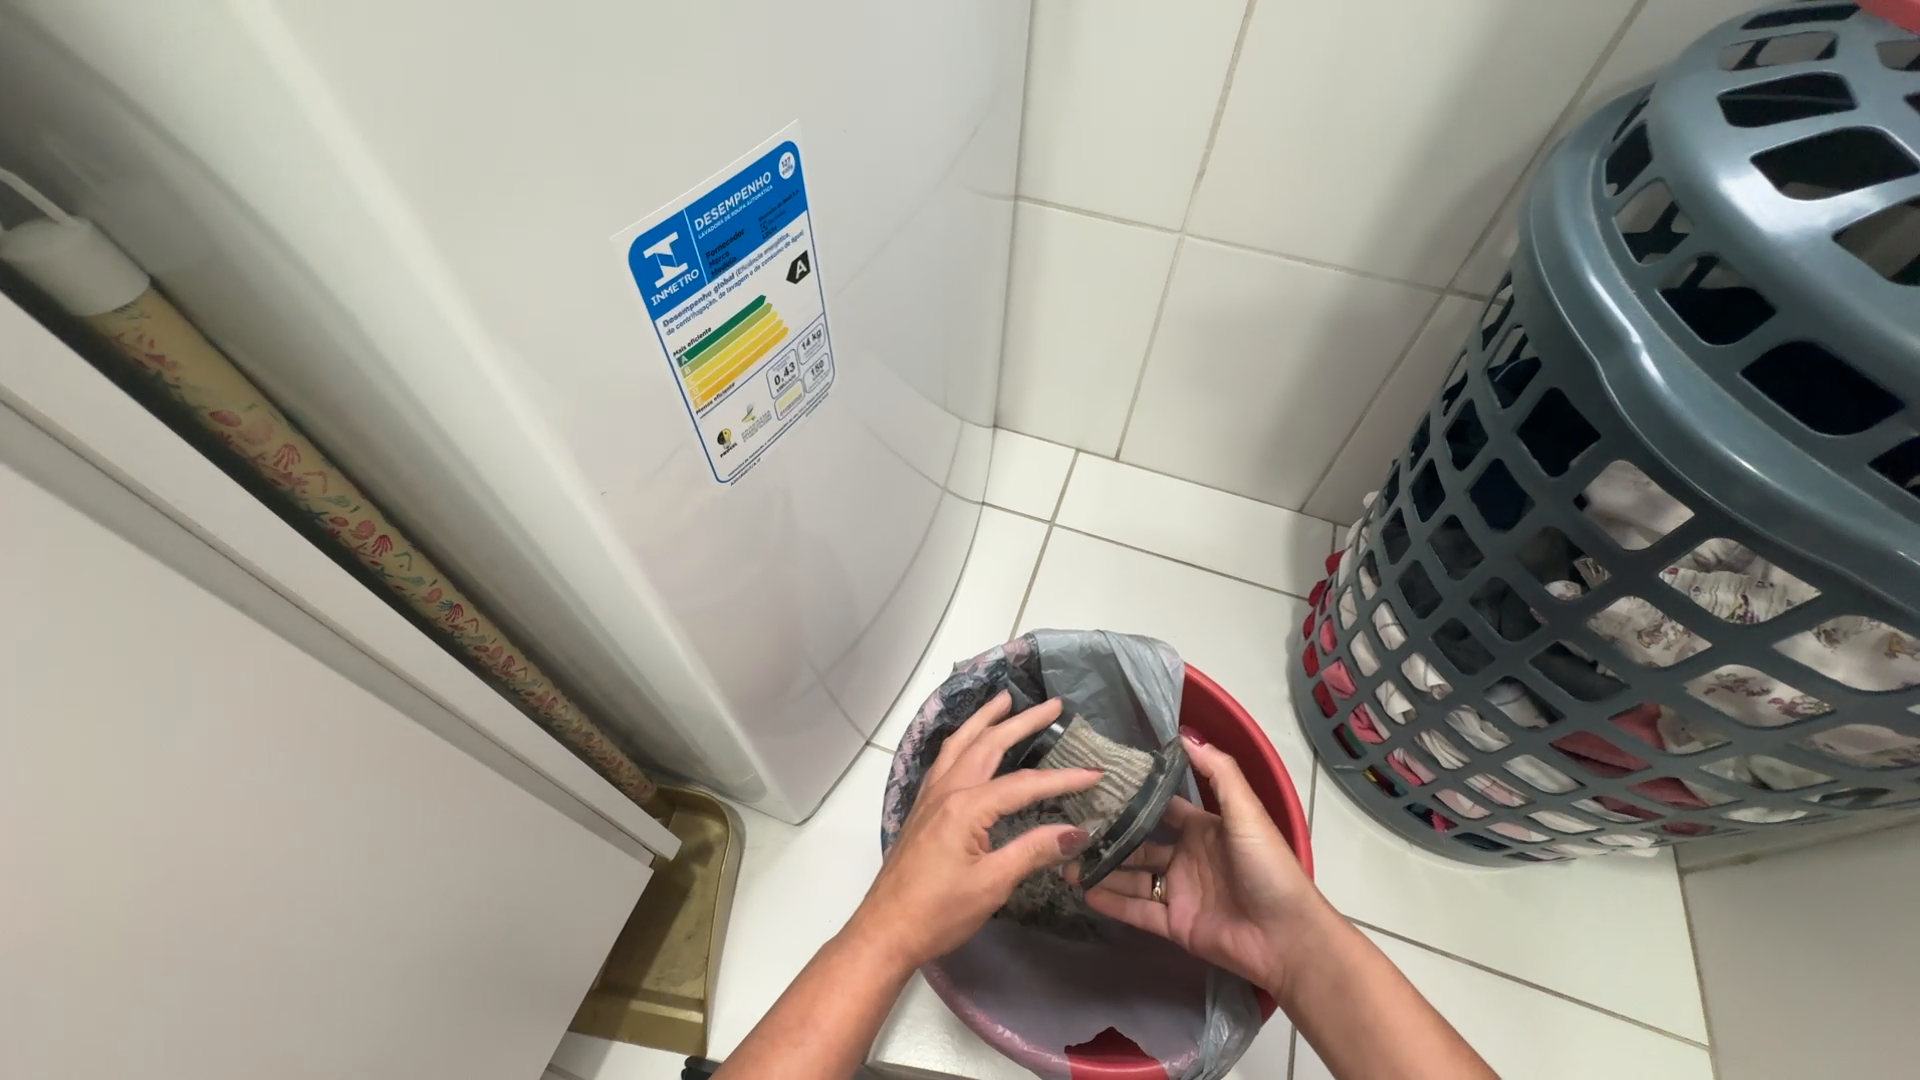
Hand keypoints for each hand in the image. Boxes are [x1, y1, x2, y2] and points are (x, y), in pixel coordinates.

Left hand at [847, 692, 1101, 971]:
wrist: (886, 929)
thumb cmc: (940, 911)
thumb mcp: (993, 884)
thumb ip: (1033, 851)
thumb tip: (1078, 831)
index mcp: (966, 806)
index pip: (1024, 784)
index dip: (1063, 778)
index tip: (1096, 773)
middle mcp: (947, 790)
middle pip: (989, 744)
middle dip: (1022, 721)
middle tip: (1053, 704)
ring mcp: (931, 795)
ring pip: (961, 742)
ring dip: (986, 718)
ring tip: (1006, 699)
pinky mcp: (923, 806)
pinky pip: (946, 757)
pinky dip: (964, 738)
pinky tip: (970, 740)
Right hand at [1074, 728, 1325, 993]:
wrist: (1289, 938)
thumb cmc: (1268, 868)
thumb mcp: (1246, 813)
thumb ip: (1218, 772)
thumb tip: (1185, 734)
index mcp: (1203, 829)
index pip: (1162, 808)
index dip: (1134, 798)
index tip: (1099, 784)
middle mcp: (1187, 857)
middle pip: (1139, 844)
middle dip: (1109, 837)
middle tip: (1072, 826)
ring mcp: (1179, 892)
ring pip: (1132, 877)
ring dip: (1102, 870)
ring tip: (1066, 861)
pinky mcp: (1176, 925)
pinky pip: (1138, 911)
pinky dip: (1112, 902)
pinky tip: (1084, 891)